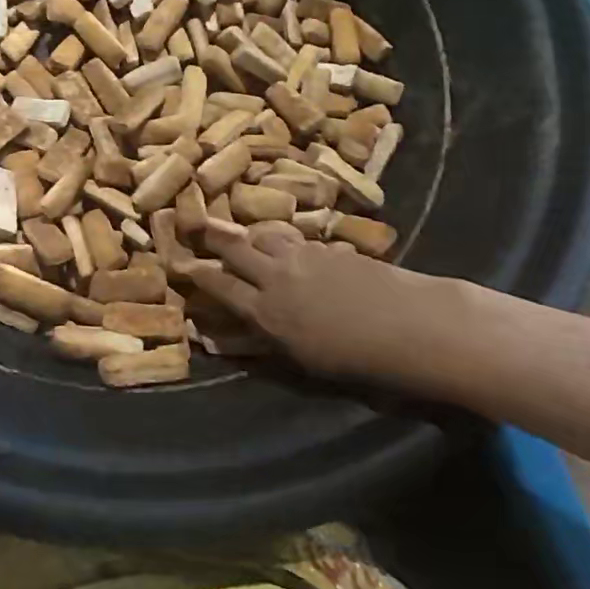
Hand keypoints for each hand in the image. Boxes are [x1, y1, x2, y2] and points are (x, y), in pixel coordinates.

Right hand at [193, 223, 466, 384]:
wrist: (407, 324)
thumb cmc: (355, 359)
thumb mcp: (303, 362)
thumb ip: (269, 340)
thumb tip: (244, 327)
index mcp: (265, 312)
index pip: (220, 286)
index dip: (198, 275)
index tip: (182, 264)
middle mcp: (276, 276)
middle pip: (235, 248)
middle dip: (212, 237)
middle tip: (197, 226)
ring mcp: (303, 256)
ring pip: (264, 234)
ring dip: (250, 235)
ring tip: (245, 236)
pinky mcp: (327, 247)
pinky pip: (294, 237)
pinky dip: (282, 239)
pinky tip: (287, 245)